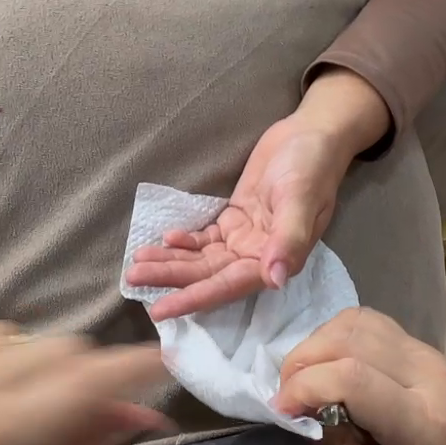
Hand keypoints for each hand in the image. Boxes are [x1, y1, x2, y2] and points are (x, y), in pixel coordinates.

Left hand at [0, 323, 171, 444]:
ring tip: (15, 400)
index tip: (163, 360)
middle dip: (84, 373)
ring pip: (40, 338)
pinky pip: (4, 333)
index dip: (134, 366)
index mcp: (6, 430)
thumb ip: (90, 442)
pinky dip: (8, 357)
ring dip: (44, 366)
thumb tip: (149, 412)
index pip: (89, 381)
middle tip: (69, 406)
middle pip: (70, 348)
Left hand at [124, 70, 390, 321]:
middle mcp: (258, 256)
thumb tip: (275, 280)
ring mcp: (246, 239)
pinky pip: (206, 240)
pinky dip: (185, 242)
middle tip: (132, 278)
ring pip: (202, 259)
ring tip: (136, 262)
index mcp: (276, 259)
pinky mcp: (236, 222)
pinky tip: (165, 238)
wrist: (313, 134)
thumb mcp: (301, 198)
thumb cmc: (312, 165)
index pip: (228, 286)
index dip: (194, 298)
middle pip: (207, 275)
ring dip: (171, 261)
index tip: (160, 310)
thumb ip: (288, 240)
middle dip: (171, 277)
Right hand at [274, 308, 445, 444]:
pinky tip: (333, 367)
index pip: (350, 378)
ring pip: (357, 321)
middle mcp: (427, 378)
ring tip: (306, 380)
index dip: (303, 388)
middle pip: (347, 338)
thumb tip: (303, 421)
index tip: (281, 413)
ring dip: (318, 344)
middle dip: (301, 362)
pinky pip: (372, 324)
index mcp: (423, 425)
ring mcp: (431, 357)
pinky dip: (339, 337)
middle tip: (286, 397)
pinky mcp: (429, 351)